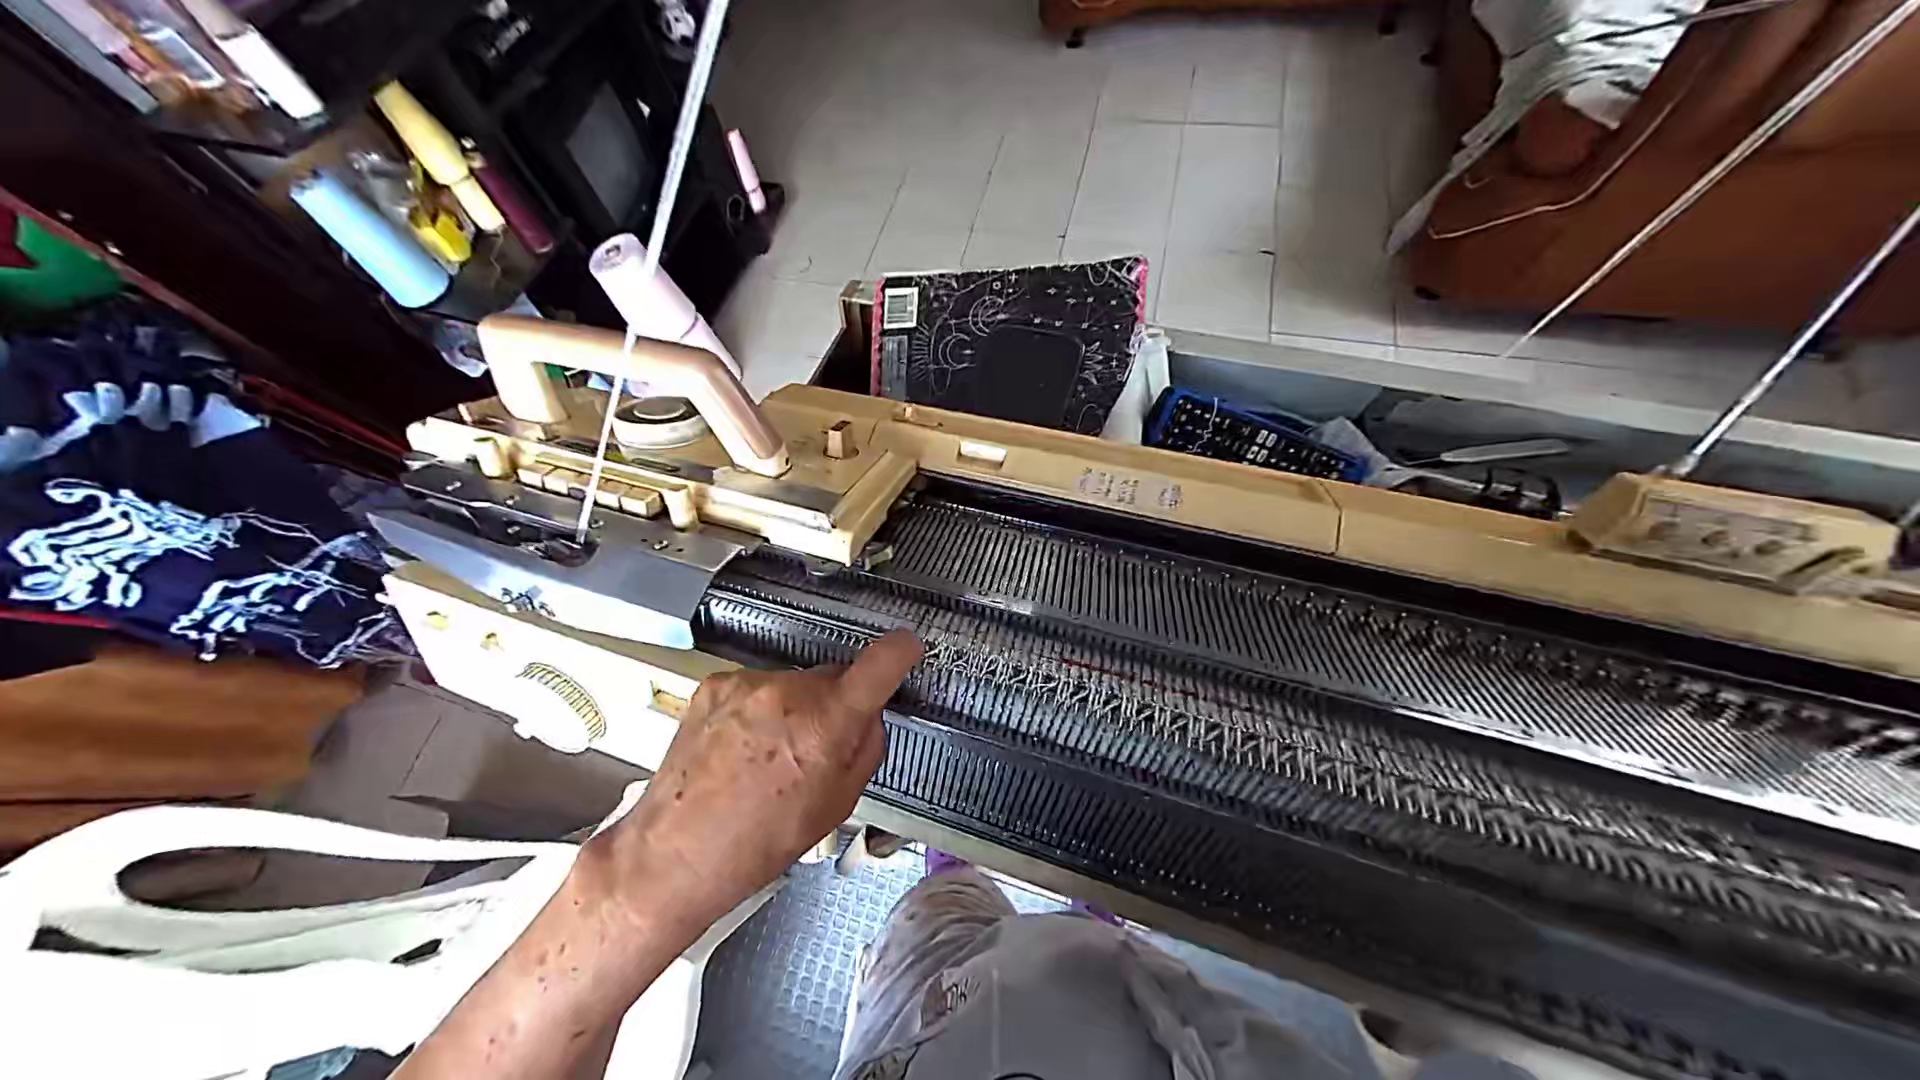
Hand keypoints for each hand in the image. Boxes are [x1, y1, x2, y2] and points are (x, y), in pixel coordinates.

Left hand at [588, 630, 923, 926]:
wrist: (678, 850)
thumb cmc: (756, 840)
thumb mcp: (838, 803)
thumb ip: (867, 747)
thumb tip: (869, 715)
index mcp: (826, 723)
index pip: (880, 663)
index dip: (900, 651)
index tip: (907, 645)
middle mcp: (788, 692)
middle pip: (831, 680)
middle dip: (832, 705)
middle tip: (813, 749)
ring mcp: (749, 684)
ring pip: (792, 685)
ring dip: (791, 709)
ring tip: (766, 758)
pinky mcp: (717, 683)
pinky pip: (757, 687)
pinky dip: (757, 709)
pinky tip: (742, 748)